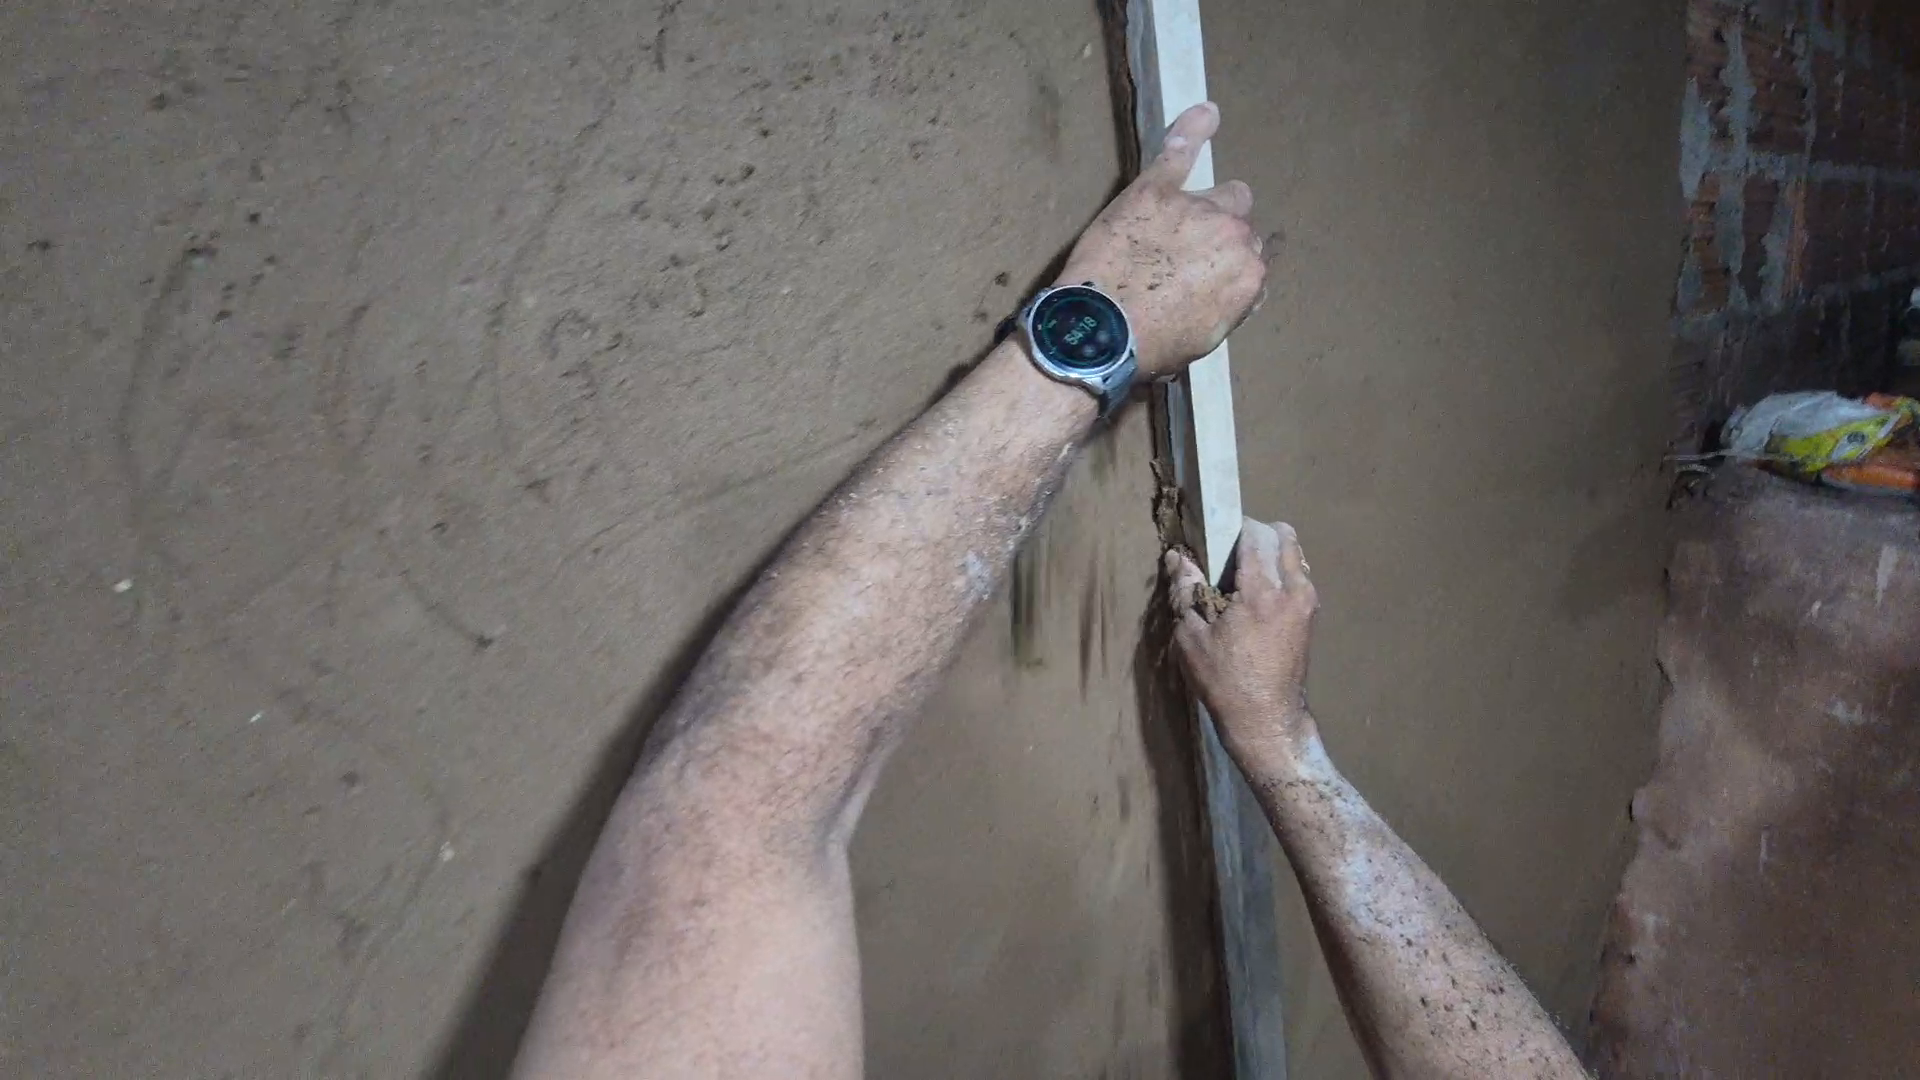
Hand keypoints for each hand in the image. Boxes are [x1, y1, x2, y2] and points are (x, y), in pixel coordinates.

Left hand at [1058, 102, 1266, 377]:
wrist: (1102, 333)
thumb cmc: (1149, 348)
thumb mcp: (1201, 342)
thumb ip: (1225, 308)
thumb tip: (1230, 292)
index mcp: (1248, 278)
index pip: (1250, 262)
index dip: (1226, 271)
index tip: (1206, 280)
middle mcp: (1232, 236)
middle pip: (1238, 223)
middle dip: (1217, 238)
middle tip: (1181, 260)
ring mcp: (1195, 209)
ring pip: (1220, 193)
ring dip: (1204, 205)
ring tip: (1173, 224)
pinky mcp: (1155, 191)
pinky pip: (1180, 148)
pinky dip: (1192, 130)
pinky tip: (1204, 114)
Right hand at [1165, 519, 1318, 771]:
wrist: (1266, 719)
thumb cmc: (1224, 680)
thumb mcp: (1191, 636)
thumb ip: (1185, 590)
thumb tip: (1177, 558)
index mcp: (1261, 592)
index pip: (1254, 536)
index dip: (1232, 527)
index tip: (1213, 533)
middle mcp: (1292, 590)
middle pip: (1282, 536)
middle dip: (1255, 534)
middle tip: (1227, 551)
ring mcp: (1307, 603)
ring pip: (1294, 554)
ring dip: (1270, 552)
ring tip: (1241, 573)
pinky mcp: (1311, 616)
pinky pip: (1299, 575)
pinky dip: (1281, 570)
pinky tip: (1257, 593)